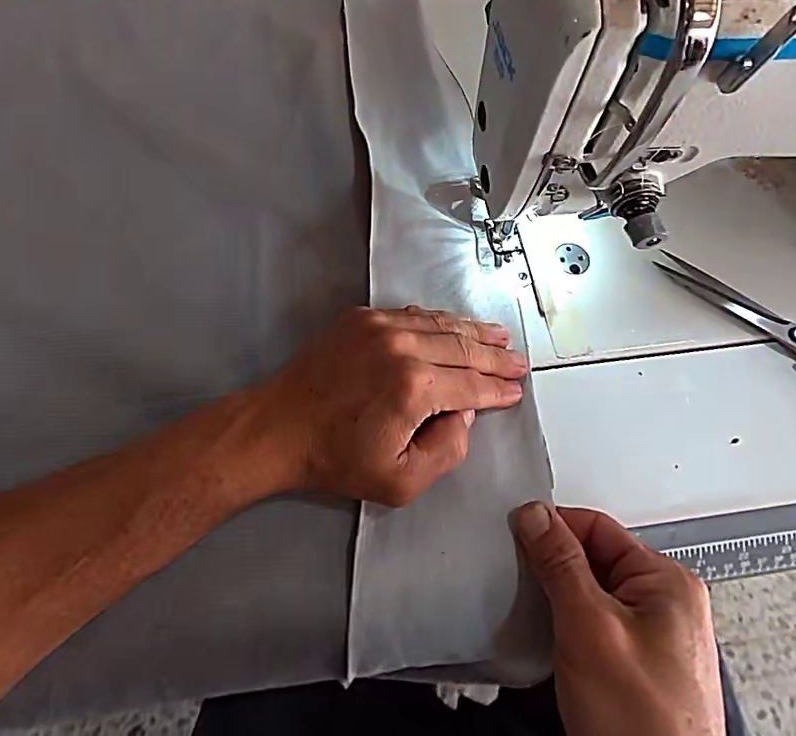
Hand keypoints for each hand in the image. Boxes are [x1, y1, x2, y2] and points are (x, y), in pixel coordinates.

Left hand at [250, 306, 528, 505]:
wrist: (278, 427)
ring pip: (441, 324)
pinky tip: (453, 322)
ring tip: (498, 334)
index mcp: (414, 387)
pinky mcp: (362, 318)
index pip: (472, 384)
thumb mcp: (400, 481)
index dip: (498, 388)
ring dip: (473, 331)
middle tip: (517, 360)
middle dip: (496, 355)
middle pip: (464, 348)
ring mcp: (380, 326)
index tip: (514, 389)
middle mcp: (401, 347)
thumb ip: (448, 450)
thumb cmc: (335, 458)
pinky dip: (439, 319)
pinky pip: (412, 314)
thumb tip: (464, 413)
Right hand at [512, 503, 724, 735]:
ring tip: (537, 617)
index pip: (597, 527)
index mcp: (668, 582)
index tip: (517, 533)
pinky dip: (569, 627)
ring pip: (591, 593)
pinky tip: (552, 644)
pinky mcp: (638, 667)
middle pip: (594, 558)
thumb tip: (536, 516)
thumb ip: (560, 564)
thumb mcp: (588, 629)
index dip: (554, 526)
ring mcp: (655, 639)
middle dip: (554, 567)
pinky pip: (595, 625)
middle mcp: (667, 605)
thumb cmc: (644, 730)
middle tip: (523, 580)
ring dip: (559, 599)